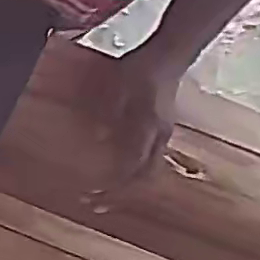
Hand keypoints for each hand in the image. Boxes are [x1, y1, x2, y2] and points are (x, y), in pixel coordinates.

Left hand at [13, 40, 177, 193]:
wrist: (168, 55)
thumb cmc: (139, 71)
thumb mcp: (116, 89)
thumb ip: (109, 113)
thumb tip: (99, 139)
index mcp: (148, 129)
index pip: (131, 168)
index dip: (113, 187)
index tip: (91, 196)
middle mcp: (159, 137)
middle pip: (142, 177)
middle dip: (118, 194)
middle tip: (92, 204)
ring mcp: (162, 135)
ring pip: (147, 170)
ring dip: (125, 185)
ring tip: (102, 193)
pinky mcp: (160, 130)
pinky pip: (148, 160)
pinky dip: (132, 172)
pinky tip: (117, 174)